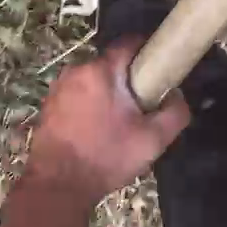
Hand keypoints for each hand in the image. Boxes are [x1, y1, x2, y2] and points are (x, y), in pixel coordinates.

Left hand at [26, 38, 190, 205]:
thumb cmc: (107, 156)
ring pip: (93, 80)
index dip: (148, 50)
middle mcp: (76, 70)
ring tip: (119, 124)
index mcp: (100, 70)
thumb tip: (177, 95)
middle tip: (142, 107)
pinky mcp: (49, 103)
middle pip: (111, 65)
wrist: (58, 182)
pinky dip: (89, 105)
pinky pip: (77, 94)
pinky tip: (96, 130)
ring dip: (107, 94)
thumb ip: (174, 113)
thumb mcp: (153, 140)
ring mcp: (58, 86)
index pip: (128, 44)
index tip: (161, 67)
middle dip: (128, 80)